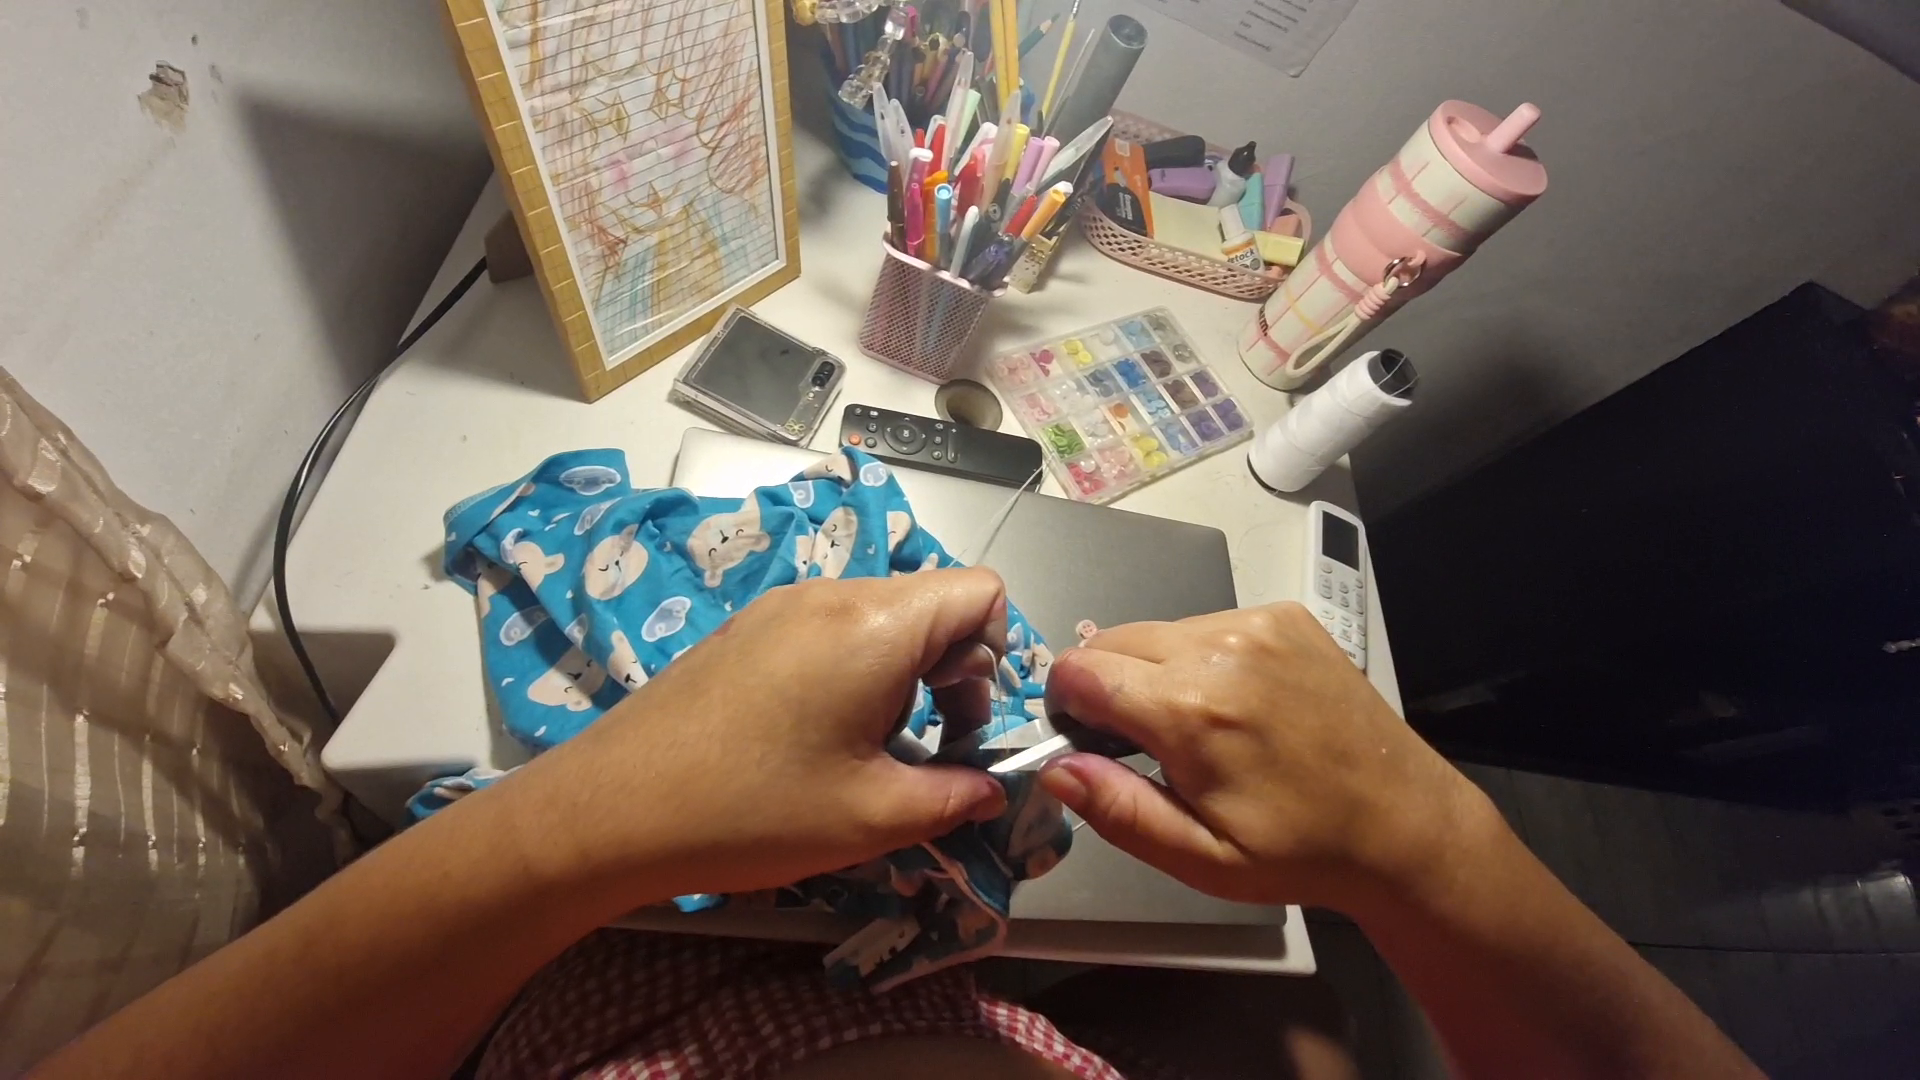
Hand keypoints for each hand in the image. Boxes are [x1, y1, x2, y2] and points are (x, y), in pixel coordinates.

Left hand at [496, 568, 1011, 906]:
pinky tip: (814, 729)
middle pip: (933, 603)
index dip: (995, 651)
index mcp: (875, 623)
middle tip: (926, 746)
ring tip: (865, 743)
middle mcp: (833, 593)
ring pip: (884, 615)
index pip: (978, 590)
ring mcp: (785, 603)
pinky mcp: (752, 624)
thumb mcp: (872, 816)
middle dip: (952, 671)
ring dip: (902, 672)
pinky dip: (856, 666)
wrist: (608, 810)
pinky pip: (834, 625)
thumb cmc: (752, 809)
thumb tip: (992, 790)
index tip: (963, 720)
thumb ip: (955, 797)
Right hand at [1037, 602, 1485, 910]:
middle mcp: (1217, 647)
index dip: (1067, 704)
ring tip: (1197, 719)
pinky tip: (1235, 696)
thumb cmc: (1296, 850)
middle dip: (1105, 684)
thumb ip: (1117, 809)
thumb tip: (1053, 767)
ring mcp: (1254, 621)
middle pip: (1109, 640)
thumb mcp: (1201, 857)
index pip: (1078, 669)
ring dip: (1152, 669)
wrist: (1405, 821)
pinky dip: (1197, 655)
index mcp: (1190, 710)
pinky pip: (1202, 623)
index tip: (1089, 736)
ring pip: (1155, 631)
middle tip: (1142, 737)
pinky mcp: (1282, 613)